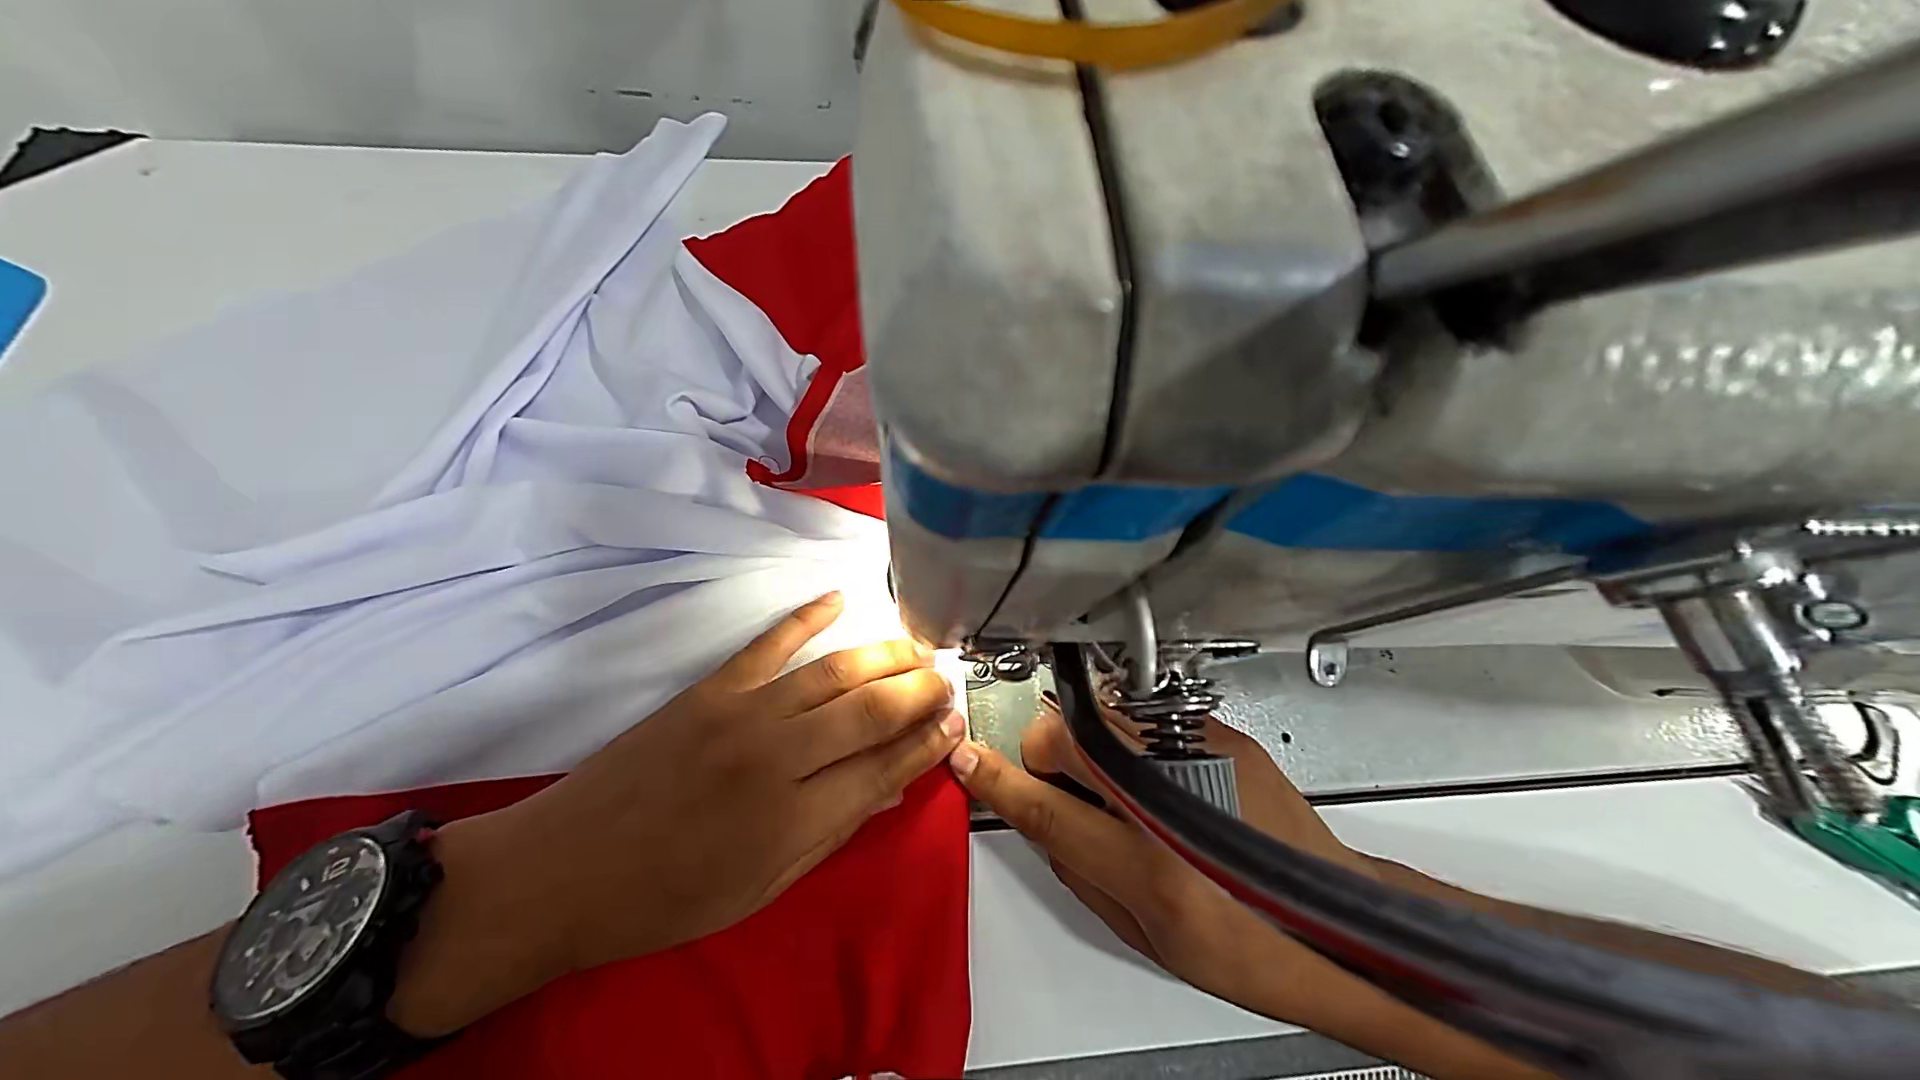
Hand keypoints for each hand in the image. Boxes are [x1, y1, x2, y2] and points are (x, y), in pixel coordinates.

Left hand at [401, 591, 964, 1025]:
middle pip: (870, 710)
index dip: (927, 743)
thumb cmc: (670, 896)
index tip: (955, 723)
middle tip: (946, 679)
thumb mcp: (764, 887)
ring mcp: (741, 713)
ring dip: (883, 654)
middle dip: (919, 691)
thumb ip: (833, 832)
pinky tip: (839, 598)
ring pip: (833, 671)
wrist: (566, 869)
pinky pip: (768, 642)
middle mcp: (777, 758)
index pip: (884, 767)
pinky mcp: (709, 689)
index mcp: (793, 820)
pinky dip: (806, 617)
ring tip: (916, 647)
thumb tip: (891, 786)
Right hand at [950, 697, 1376, 1017]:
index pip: (1046, 810)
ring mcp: (1200, 756)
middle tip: (1060, 779)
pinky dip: (1129, 738)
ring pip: (1097, 715)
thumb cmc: (1252, 945)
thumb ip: (1078, 874)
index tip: (968, 759)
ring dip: (1085, 743)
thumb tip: (1040, 821)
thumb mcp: (1147, 937)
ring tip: (1115, 780)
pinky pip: (1141, 716)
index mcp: (1149, 869)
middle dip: (1042, 751)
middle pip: (1062, 738)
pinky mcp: (1221, 734)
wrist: (1338, 918)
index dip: (997, 780)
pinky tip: (1156, 772)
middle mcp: (1173, 803)